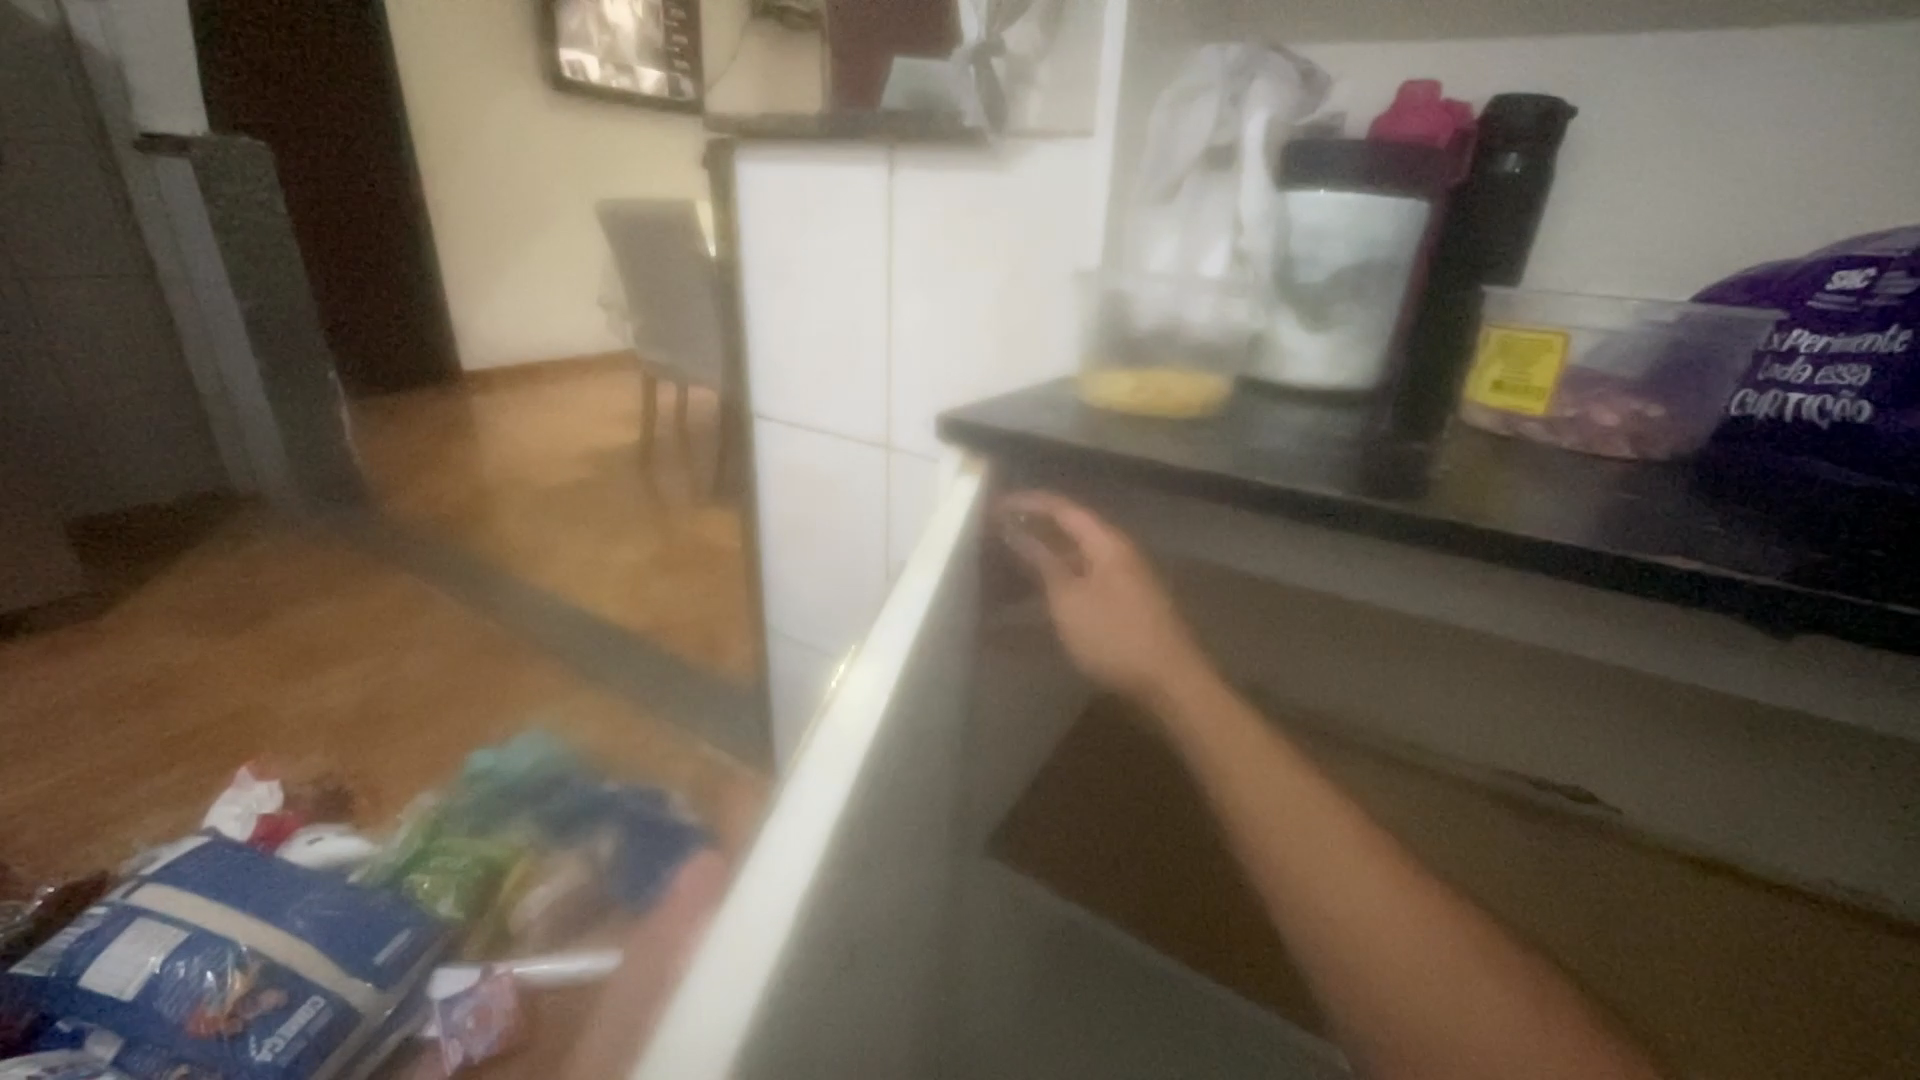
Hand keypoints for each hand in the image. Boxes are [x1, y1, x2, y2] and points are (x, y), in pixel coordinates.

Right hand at [999, 491, 1213, 708]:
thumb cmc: (1115, 636)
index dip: (1027, 503)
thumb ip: (1042, 562)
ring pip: (1076, 559)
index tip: (993, 507)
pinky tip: (1036, 599)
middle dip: (1033, 531)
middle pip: (1071, 531)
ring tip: (1006, 566)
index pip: (1062, 508)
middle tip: (994, 536)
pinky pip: (1083, 582)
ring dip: (1043, 560)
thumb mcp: (1069, 599)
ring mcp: (1123, 581)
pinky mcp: (1123, 607)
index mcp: (1107, 543)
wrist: (1169, 683)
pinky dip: (1058, 584)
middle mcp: (1117, 554)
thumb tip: (1016, 532)